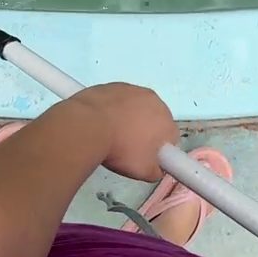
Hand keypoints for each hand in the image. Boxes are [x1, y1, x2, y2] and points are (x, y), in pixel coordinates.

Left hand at [62, 83, 178, 181]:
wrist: (86, 126)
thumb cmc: (121, 149)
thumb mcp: (144, 171)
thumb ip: (156, 171)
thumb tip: (157, 169)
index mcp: (166, 119)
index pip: (170, 138)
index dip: (159, 151)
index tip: (144, 158)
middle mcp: (153, 99)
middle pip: (153, 120)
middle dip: (144, 132)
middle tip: (126, 148)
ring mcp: (130, 89)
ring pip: (134, 108)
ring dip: (127, 119)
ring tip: (110, 134)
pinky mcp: (110, 85)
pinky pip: (116, 101)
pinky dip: (111, 109)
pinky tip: (100, 122)